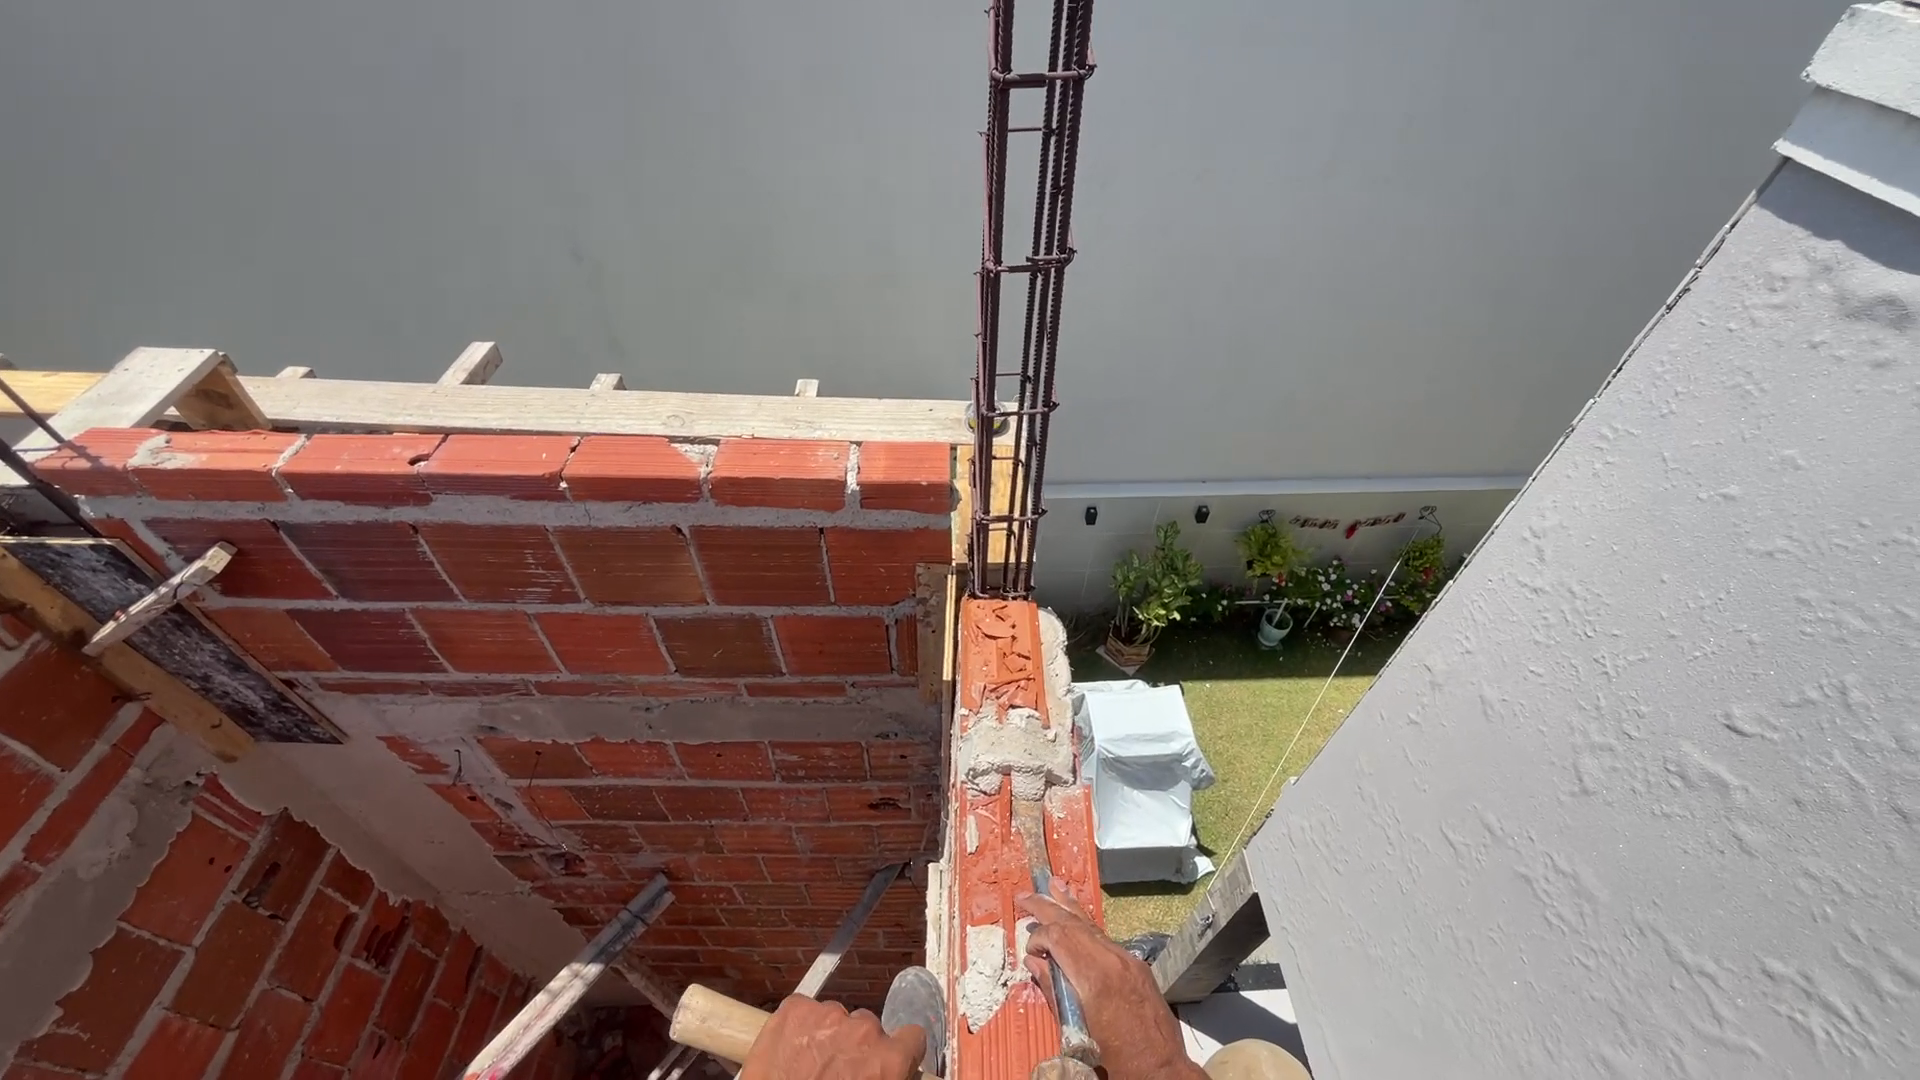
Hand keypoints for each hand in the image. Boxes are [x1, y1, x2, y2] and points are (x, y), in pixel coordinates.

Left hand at [740, 995, 925, 1079]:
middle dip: (856, 1048)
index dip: (900, 1052)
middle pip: (868, 1028)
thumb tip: (883, 1074)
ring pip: (835, 1019)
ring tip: (808, 1065)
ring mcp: (828, 1014)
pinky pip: (804, 1010)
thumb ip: (885, 1078)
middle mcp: (863, 1030)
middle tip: (837, 1074)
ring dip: (827, 1037)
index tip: (886, 1064)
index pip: (912, 1037)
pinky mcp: (795, 1009)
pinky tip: (789, 1052)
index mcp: (887, 1061)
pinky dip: (799, 1028)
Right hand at [1019, 883, 1206, 1079]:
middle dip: (1047, 907)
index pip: (1060, 937)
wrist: (1164, 1073)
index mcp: (1095, 977)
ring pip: (1091, 925)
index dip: (1039, 937)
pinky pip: (1105, 938)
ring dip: (1068, 906)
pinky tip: (1077, 914)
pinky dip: (1086, 924)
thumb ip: (1054, 993)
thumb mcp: (1077, 1034)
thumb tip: (1034, 963)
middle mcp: (1112, 959)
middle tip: (1024, 896)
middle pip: (1074, 924)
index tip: (1030, 951)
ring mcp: (1127, 959)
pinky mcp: (1136, 965)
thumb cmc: (1117, 1061)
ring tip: (1052, 885)